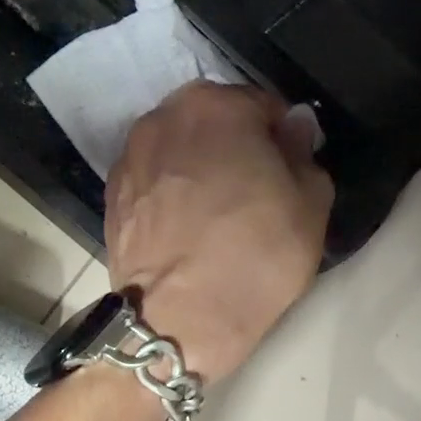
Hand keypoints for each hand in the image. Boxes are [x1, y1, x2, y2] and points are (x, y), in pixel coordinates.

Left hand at [105, 81, 332, 384]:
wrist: (178, 316)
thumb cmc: (256, 253)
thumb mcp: (310, 198)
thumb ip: (300, 151)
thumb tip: (290, 128)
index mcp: (212, 107)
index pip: (257, 104)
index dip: (276, 134)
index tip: (285, 164)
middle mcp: (159, 121)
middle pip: (206, 120)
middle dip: (229, 142)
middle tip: (251, 185)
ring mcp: (127, 159)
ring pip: (173, 148)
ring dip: (194, 164)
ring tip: (215, 207)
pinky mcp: (109, 195)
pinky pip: (149, 178)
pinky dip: (166, 189)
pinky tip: (184, 222)